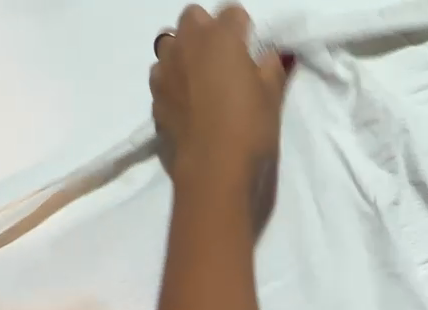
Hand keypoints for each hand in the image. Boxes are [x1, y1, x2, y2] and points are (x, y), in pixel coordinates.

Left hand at [150, 5, 288, 194]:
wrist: (213, 174)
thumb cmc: (250, 132)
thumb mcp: (273, 101)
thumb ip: (272, 70)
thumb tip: (272, 55)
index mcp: (221, 36)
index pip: (234, 12)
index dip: (245, 31)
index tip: (253, 54)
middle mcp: (187, 42)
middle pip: (194, 18)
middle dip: (208, 33)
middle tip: (225, 65)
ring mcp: (165, 69)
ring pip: (171, 44)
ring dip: (185, 55)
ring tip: (201, 84)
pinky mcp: (154, 99)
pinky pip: (162, 79)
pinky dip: (174, 85)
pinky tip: (188, 108)